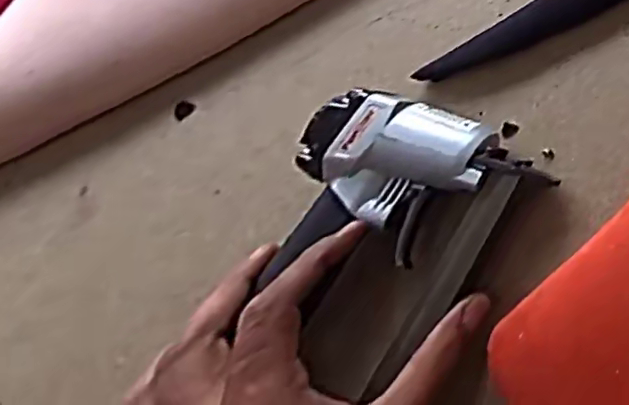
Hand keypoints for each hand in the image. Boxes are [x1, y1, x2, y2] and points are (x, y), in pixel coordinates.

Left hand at [126, 222, 490, 404]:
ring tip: (217, 310)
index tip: (345, 239)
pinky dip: (161, 386)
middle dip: (237, 285)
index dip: (314, 260)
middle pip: (202, 332)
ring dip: (191, 333)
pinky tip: (180, 387)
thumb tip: (470, 311)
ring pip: (158, 377)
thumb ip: (429, 364)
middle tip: (269, 256)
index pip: (276, 303)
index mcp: (254, 395)